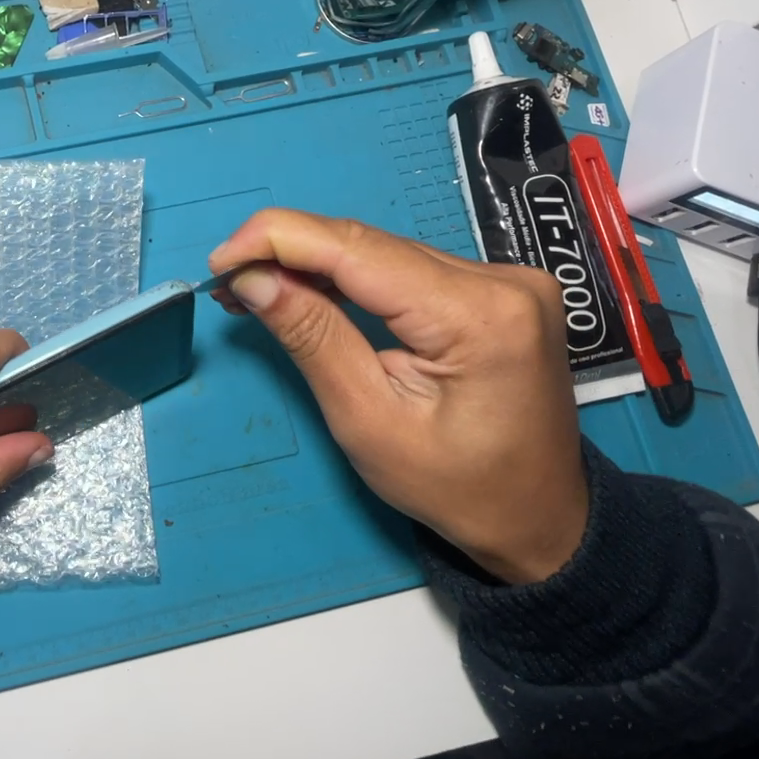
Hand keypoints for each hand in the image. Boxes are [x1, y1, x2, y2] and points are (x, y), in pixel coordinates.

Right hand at [210, 209, 587, 583]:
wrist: (538, 517)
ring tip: (254, 288)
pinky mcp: (496, 289)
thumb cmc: (453, 487)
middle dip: (287, 255)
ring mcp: (505, 279)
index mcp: (475, 314)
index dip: (278, 241)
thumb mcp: (367, 420)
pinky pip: (404, 268)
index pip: (357, 248)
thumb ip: (312, 337)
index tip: (220, 260)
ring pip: (382, 253)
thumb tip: (253, 279)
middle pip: (368, 244)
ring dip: (312, 265)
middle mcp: (500, 278)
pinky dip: (348, 278)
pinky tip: (306, 290)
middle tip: (227, 281)